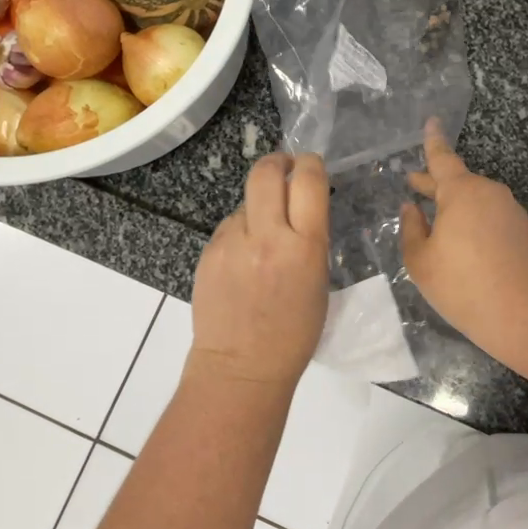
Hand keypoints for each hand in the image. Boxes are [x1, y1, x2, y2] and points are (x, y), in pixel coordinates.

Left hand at [189, 153, 330, 387]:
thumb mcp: (319, 281)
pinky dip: (239, 233)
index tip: (309, 165)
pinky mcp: (208, 253)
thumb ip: (310, 239)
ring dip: (257, 208)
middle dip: (277, 162)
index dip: (310, 163)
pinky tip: (243, 262)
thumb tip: (299, 208)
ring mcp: (232, 244)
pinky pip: (228, 227)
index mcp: (304, 247)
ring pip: (245, 202)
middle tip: (283, 169)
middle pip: (266, 172)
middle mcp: (267, 237)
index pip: (308, 181)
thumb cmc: (294, 332)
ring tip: (262, 238)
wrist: (242, 366)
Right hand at [400, 120, 527, 348]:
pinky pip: (492, 217)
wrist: (521, 312)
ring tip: (439, 224)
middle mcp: (489, 192)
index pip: (442, 158)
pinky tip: (466, 245)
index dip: (433, 141)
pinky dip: (476, 223)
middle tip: (415, 184)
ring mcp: (511, 210)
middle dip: (436, 184)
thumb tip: (412, 209)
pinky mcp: (524, 230)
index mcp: (461, 192)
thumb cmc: (461, 285)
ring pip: (476, 201)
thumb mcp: (421, 261)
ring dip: (457, 207)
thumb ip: (411, 229)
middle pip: (458, 182)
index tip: (431, 122)